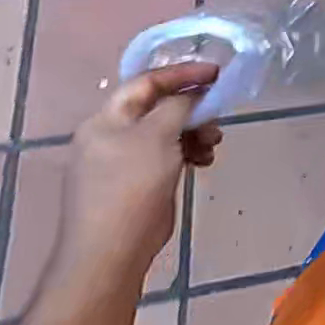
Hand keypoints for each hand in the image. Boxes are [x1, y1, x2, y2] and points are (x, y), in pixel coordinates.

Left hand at [54, 62, 223, 284]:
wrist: (111, 251)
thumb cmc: (132, 185)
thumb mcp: (158, 134)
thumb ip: (179, 105)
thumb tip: (194, 93)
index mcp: (106, 119)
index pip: (147, 82)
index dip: (182, 73)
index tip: (216, 73)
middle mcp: (111, 136)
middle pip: (159, 108)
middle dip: (193, 108)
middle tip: (217, 115)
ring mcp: (122, 161)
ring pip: (167, 132)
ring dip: (195, 132)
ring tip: (213, 144)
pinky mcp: (137, 182)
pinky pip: (167, 154)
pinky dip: (188, 152)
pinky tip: (203, 162)